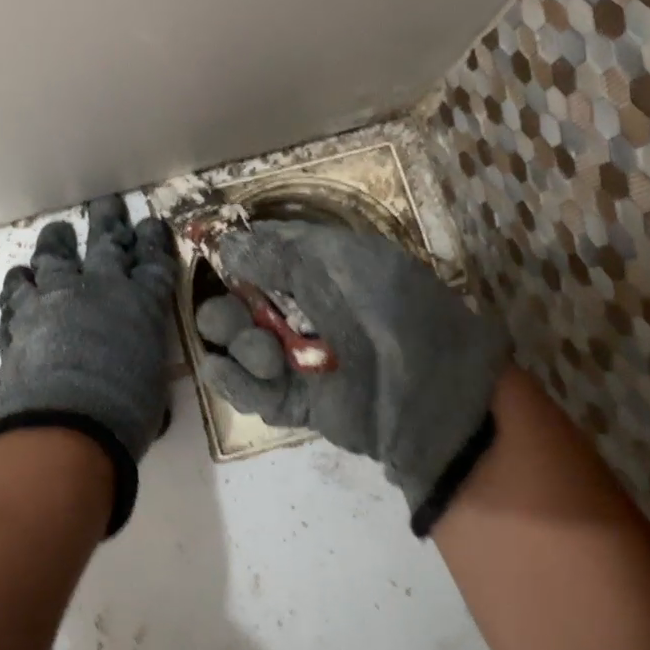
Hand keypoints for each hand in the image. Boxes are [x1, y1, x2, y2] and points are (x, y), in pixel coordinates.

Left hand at [0, 196, 177, 535]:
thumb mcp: (151, 389)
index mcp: (144, 305)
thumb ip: (142, 367)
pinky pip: (17, 289)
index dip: (153, 241)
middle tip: (107, 202)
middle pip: (106, 243)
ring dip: (56, 241)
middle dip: (109, 220)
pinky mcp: (20, 314)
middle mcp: (101, 288)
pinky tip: (20, 277)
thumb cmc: (125, 414)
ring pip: (54, 255)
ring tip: (57, 230)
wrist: (65, 422)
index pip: (154, 262)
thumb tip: (139, 376)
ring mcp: (56, 296)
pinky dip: (20, 283)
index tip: (150, 224)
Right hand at [194, 221, 508, 534]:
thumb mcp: (342, 263)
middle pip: (239, 301)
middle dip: (225, 306)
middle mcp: (304, 309)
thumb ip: (280, 253)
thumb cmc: (393, 311)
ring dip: (236, 342)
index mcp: (319, 268)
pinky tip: (225, 368)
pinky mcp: (298, 403)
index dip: (234, 254)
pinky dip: (231, 379)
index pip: (260, 254)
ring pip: (239, 343)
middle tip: (236, 314)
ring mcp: (299, 357)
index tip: (212, 255)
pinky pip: (251, 390)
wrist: (437, 397)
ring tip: (267, 355)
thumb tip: (226, 246)